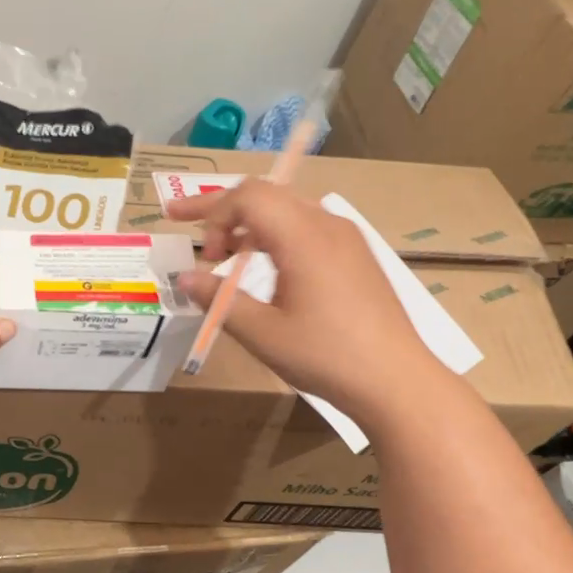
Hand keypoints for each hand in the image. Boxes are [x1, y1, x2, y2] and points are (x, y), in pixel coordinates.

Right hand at [167, 180, 445, 423]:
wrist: (393, 377)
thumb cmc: (325, 356)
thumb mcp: (262, 334)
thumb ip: (220, 301)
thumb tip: (185, 279)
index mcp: (303, 236)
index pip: (248, 196)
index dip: (212, 214)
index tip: (200, 256)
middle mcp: (327, 224)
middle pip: (266, 194)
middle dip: (220, 207)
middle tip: (179, 217)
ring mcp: (345, 238)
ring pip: (286, 209)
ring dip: (247, 223)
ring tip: (222, 251)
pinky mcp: (354, 256)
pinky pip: (305, 228)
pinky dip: (273, 235)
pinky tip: (263, 267)